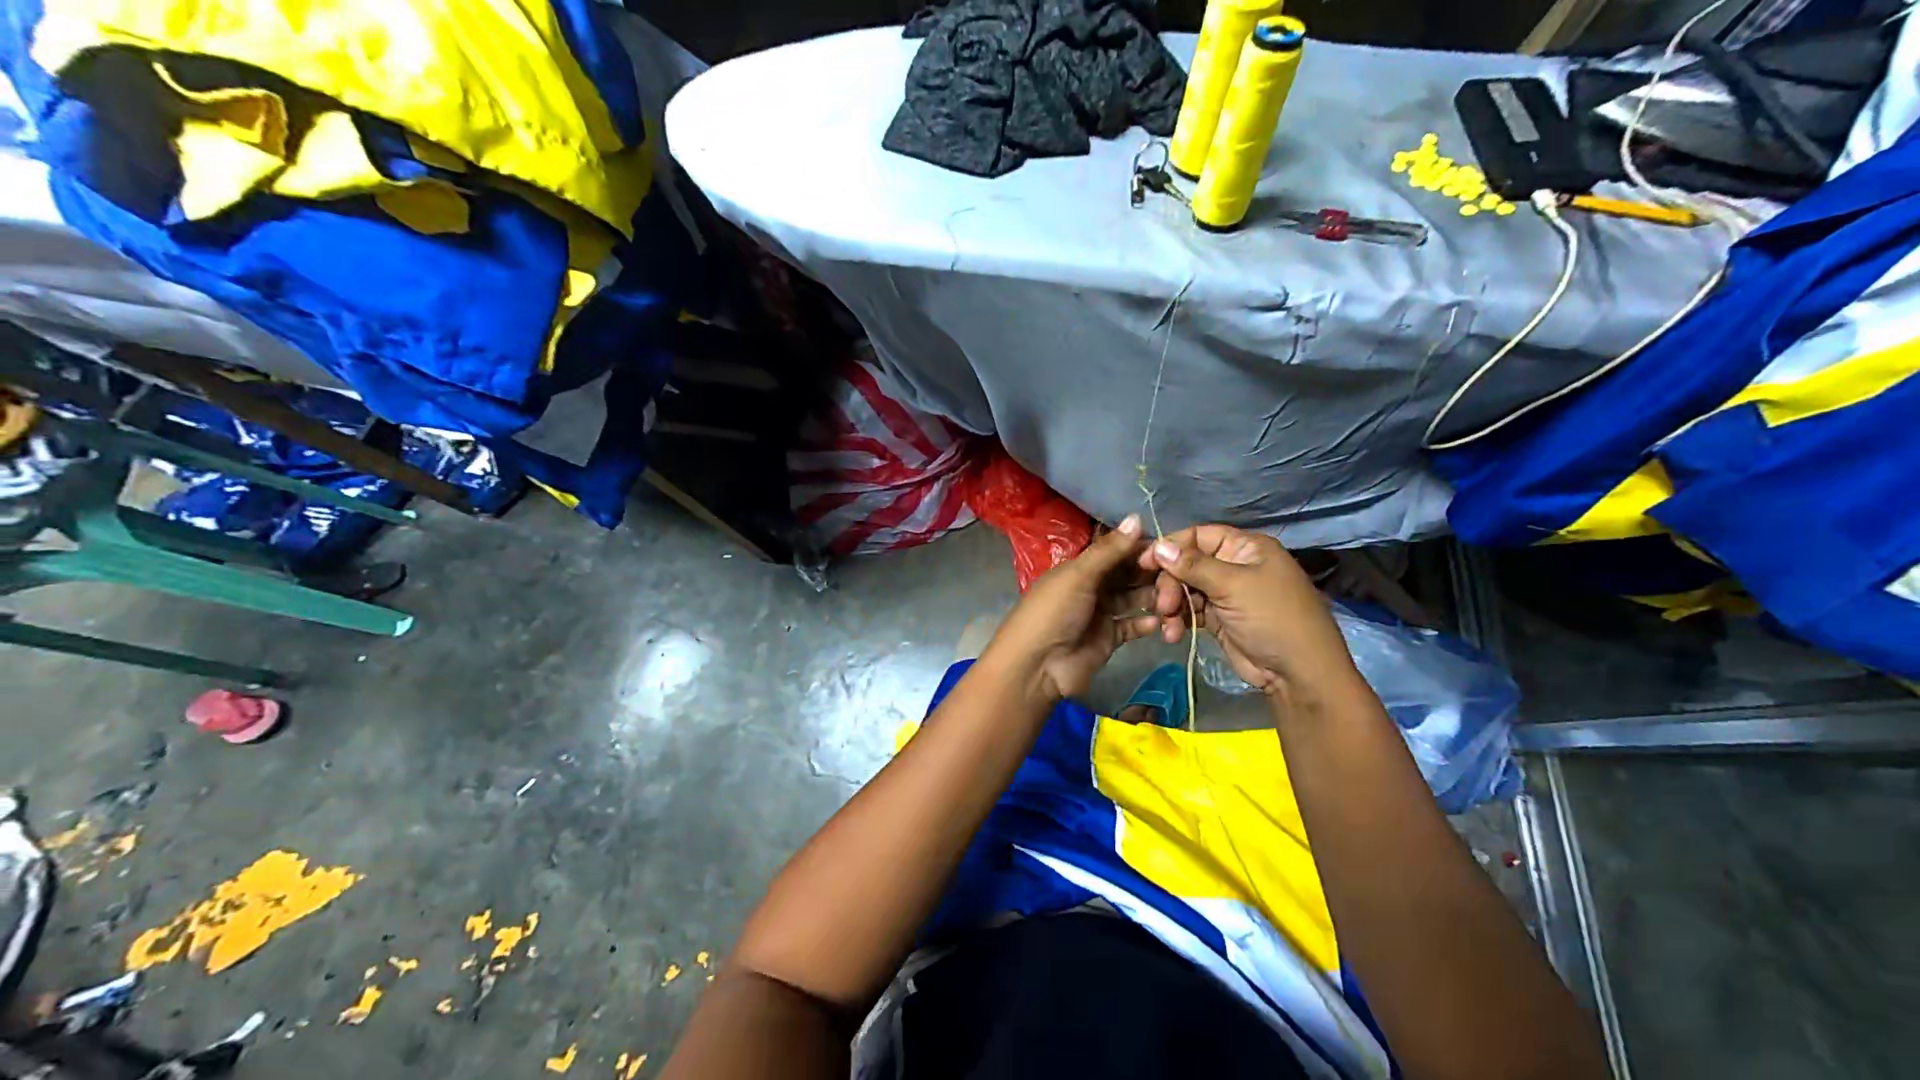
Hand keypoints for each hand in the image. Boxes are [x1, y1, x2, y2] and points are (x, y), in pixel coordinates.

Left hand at [981, 514, 1161, 703]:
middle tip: (1177, 580)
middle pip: (1130, 575)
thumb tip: (1138, 517)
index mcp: (1082, 567)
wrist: (1037, 666)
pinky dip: (1146, 624)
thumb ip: (1110, 550)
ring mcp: (1102, 613)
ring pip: (1135, 599)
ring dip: (1154, 599)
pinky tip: (1160, 624)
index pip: (1119, 552)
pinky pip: (1133, 626)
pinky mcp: (1109, 638)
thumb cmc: (1053, 613)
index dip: (1142, 550)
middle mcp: (1094, 586)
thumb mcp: (1079, 576)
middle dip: (1153, 575)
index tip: (1169, 553)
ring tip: (1173, 603)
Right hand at [1139, 524, 1362, 704]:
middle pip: (1187, 563)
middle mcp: (1234, 565)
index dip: (1170, 547)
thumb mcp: (1233, 586)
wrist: (1297, 673)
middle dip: (1170, 583)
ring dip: (1171, 605)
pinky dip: (1178, 620)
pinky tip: (1173, 634)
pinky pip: (1190, 611)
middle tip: (1162, 605)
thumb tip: (1158, 546)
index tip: (1144, 563)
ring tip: (1168, 623)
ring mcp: (1226, 593)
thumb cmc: (1272, 617)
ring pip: (1185, 588)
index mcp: (1245, 548)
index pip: (1198, 536)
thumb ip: (1193, 565)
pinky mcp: (1219, 618)